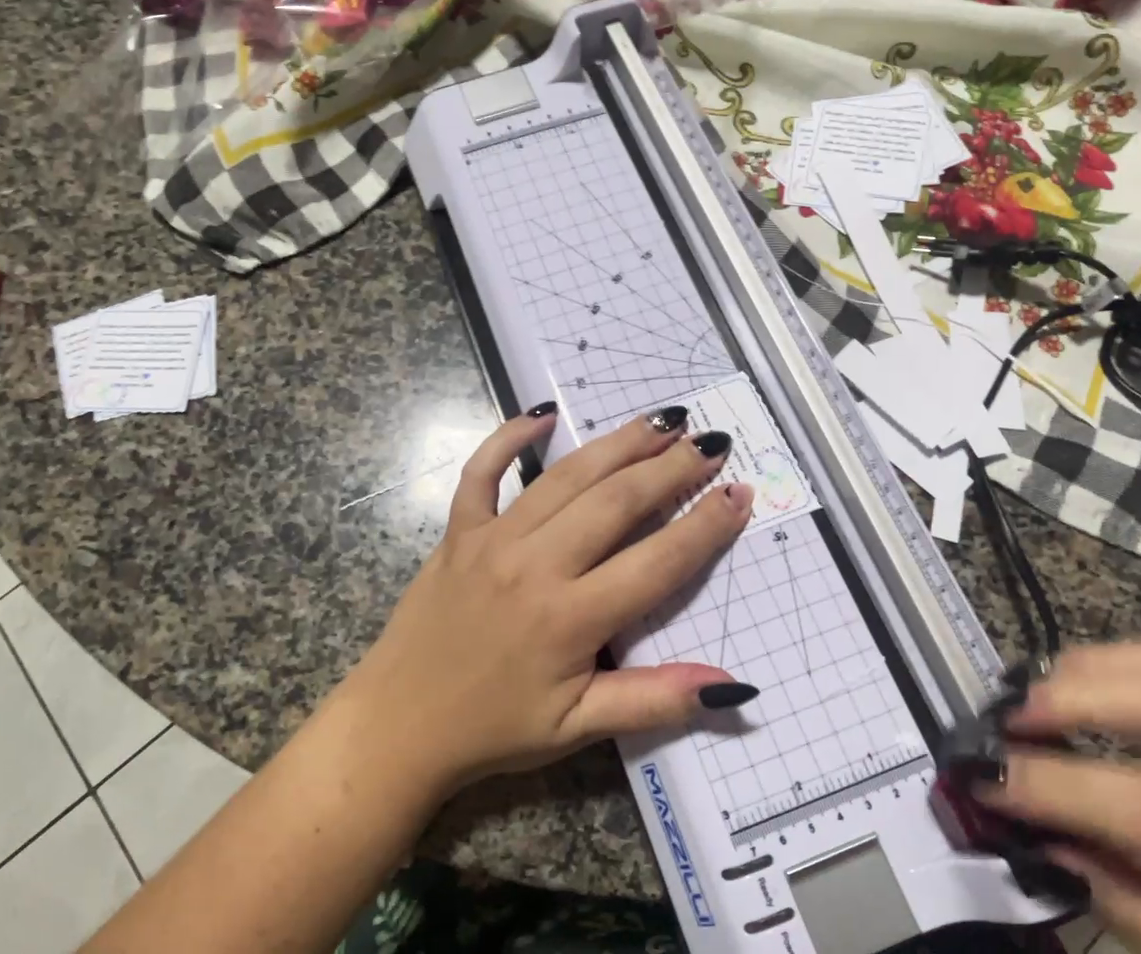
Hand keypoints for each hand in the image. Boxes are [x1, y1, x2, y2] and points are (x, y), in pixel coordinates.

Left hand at [328, 403, 756, 798]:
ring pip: (565, 478)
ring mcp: (491, 540)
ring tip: (659, 421)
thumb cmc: (494, 729)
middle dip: (670, 468)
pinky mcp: (457, 532)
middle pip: (617, 502)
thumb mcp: (578, 728)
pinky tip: (542, 412)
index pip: (657, 560)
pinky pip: (482, 471)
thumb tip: (732, 686)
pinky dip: (509, 436)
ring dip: (616, 445)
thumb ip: (654, 700)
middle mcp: (535, 565)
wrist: (399, 724)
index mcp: (571, 618)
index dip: (705, 526)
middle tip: (711, 442)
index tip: (740, 494)